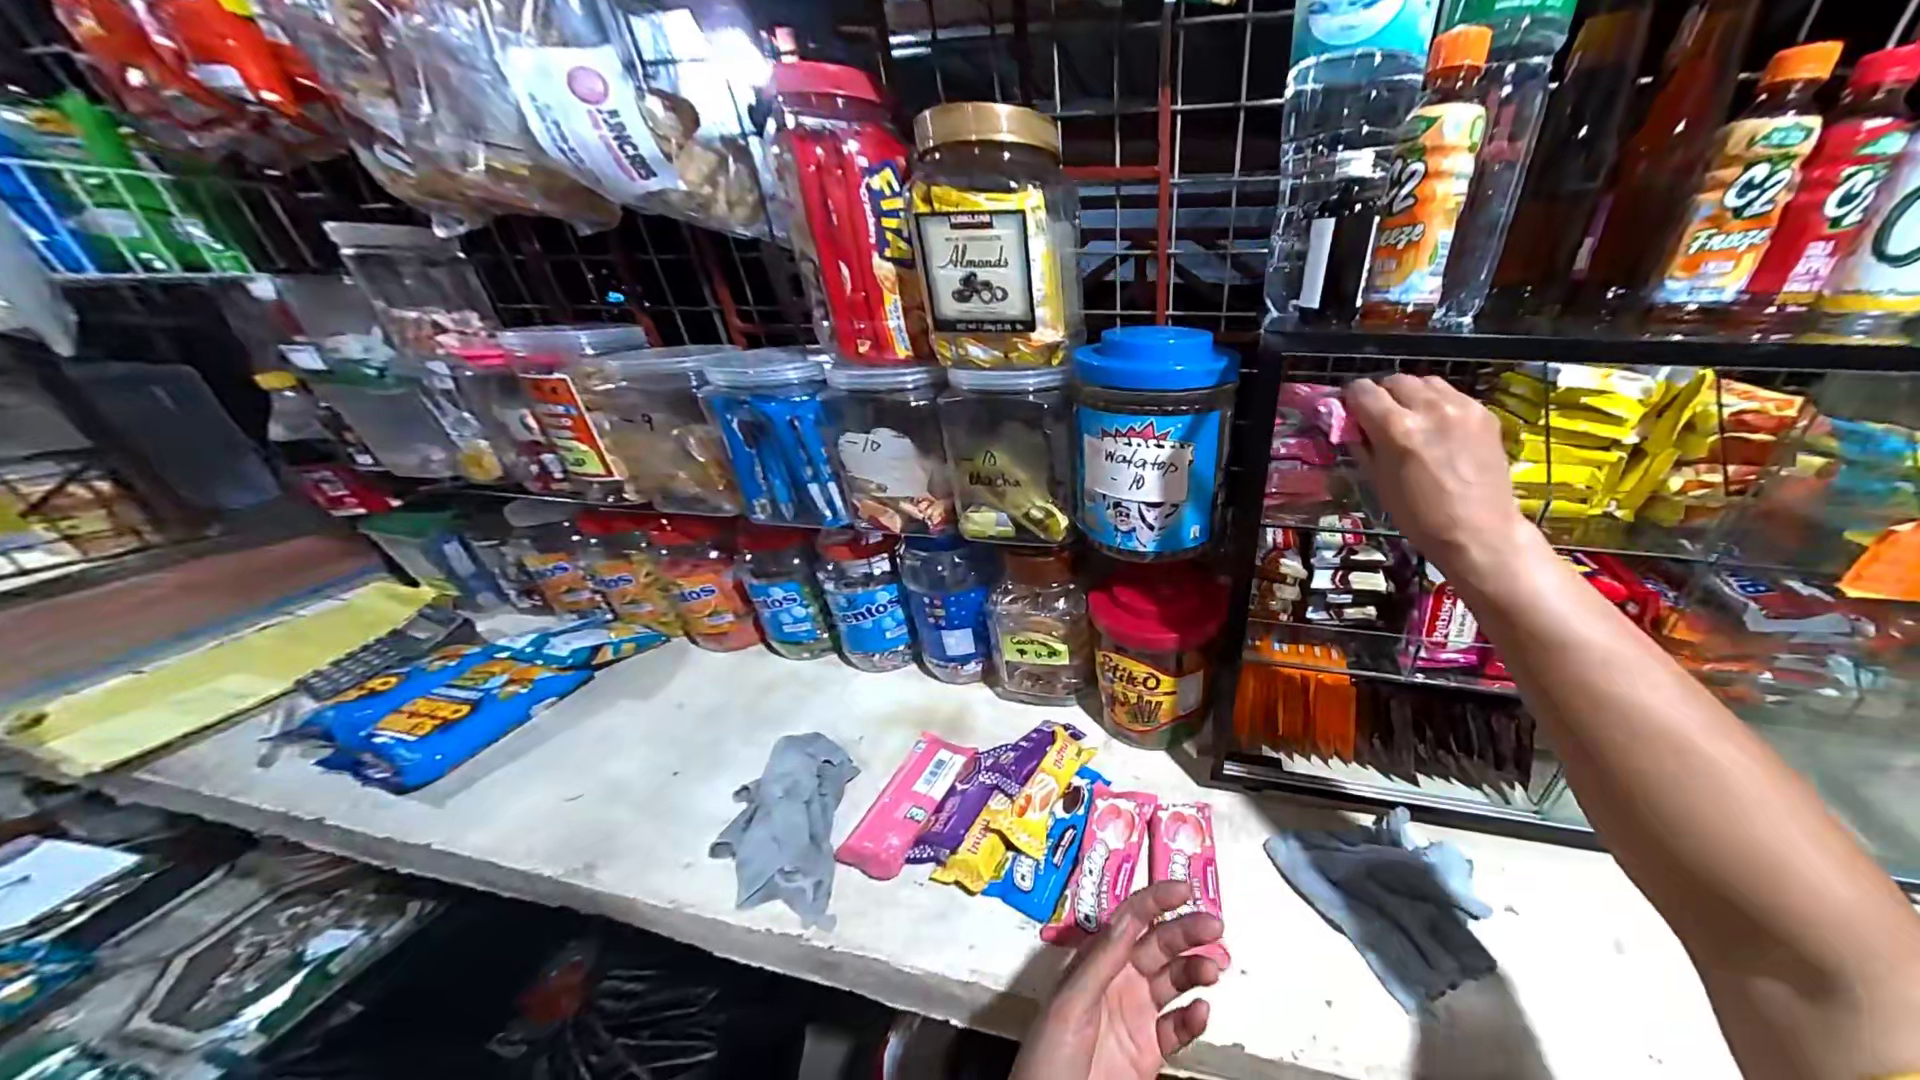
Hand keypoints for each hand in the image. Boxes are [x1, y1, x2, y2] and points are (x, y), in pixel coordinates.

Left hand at [1010, 881, 1222, 1079]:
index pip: (1128, 920)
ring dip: (1194, 970)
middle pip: (1157, 945)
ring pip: (1172, 981)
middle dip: (1185, 931)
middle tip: (1214, 925)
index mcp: (1094, 960)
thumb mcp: (1070, 1003)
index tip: (1184, 888)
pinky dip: (1192, 1019)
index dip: (1155, 900)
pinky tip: (1201, 1012)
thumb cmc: (1048, 1057)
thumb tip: (1127, 919)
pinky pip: (1176, 1028)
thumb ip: (1100, 962)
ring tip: (1211, 970)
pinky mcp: (1148, 1050)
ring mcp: (1135, 1014)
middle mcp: (1117, 980)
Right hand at [1345, 375, 1540, 588]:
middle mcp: (1430, 409)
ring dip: (1410, 394)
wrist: (1477, 530)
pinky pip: (1452, 395)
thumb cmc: (1417, 514)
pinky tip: (1437, 427)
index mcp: (1396, 428)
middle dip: (1381, 395)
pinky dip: (1437, 403)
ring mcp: (1462, 408)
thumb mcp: (1376, 479)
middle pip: (1395, 380)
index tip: (1350, 412)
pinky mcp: (1484, 413)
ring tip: (1410, 417)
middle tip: (1378, 416)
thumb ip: (1361, 444)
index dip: (1351, 399)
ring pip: (1425, 382)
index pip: (1362, 391)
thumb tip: (1350, 425)